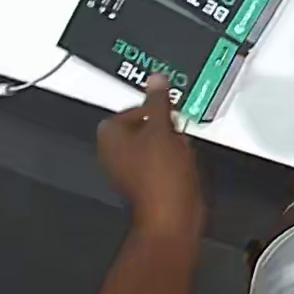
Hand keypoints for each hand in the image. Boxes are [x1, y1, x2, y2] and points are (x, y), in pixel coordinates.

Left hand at [97, 75, 205, 239]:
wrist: (173, 213)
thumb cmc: (159, 178)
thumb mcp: (162, 128)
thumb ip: (159, 100)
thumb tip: (156, 80)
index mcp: (109, 137)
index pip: (130, 108)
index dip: (151, 105)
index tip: (166, 104)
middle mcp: (115, 154)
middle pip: (141, 125)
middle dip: (162, 123)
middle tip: (175, 124)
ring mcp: (131, 169)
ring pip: (153, 142)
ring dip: (170, 139)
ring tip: (181, 143)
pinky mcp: (148, 181)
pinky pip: (161, 160)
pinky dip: (172, 156)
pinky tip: (183, 159)